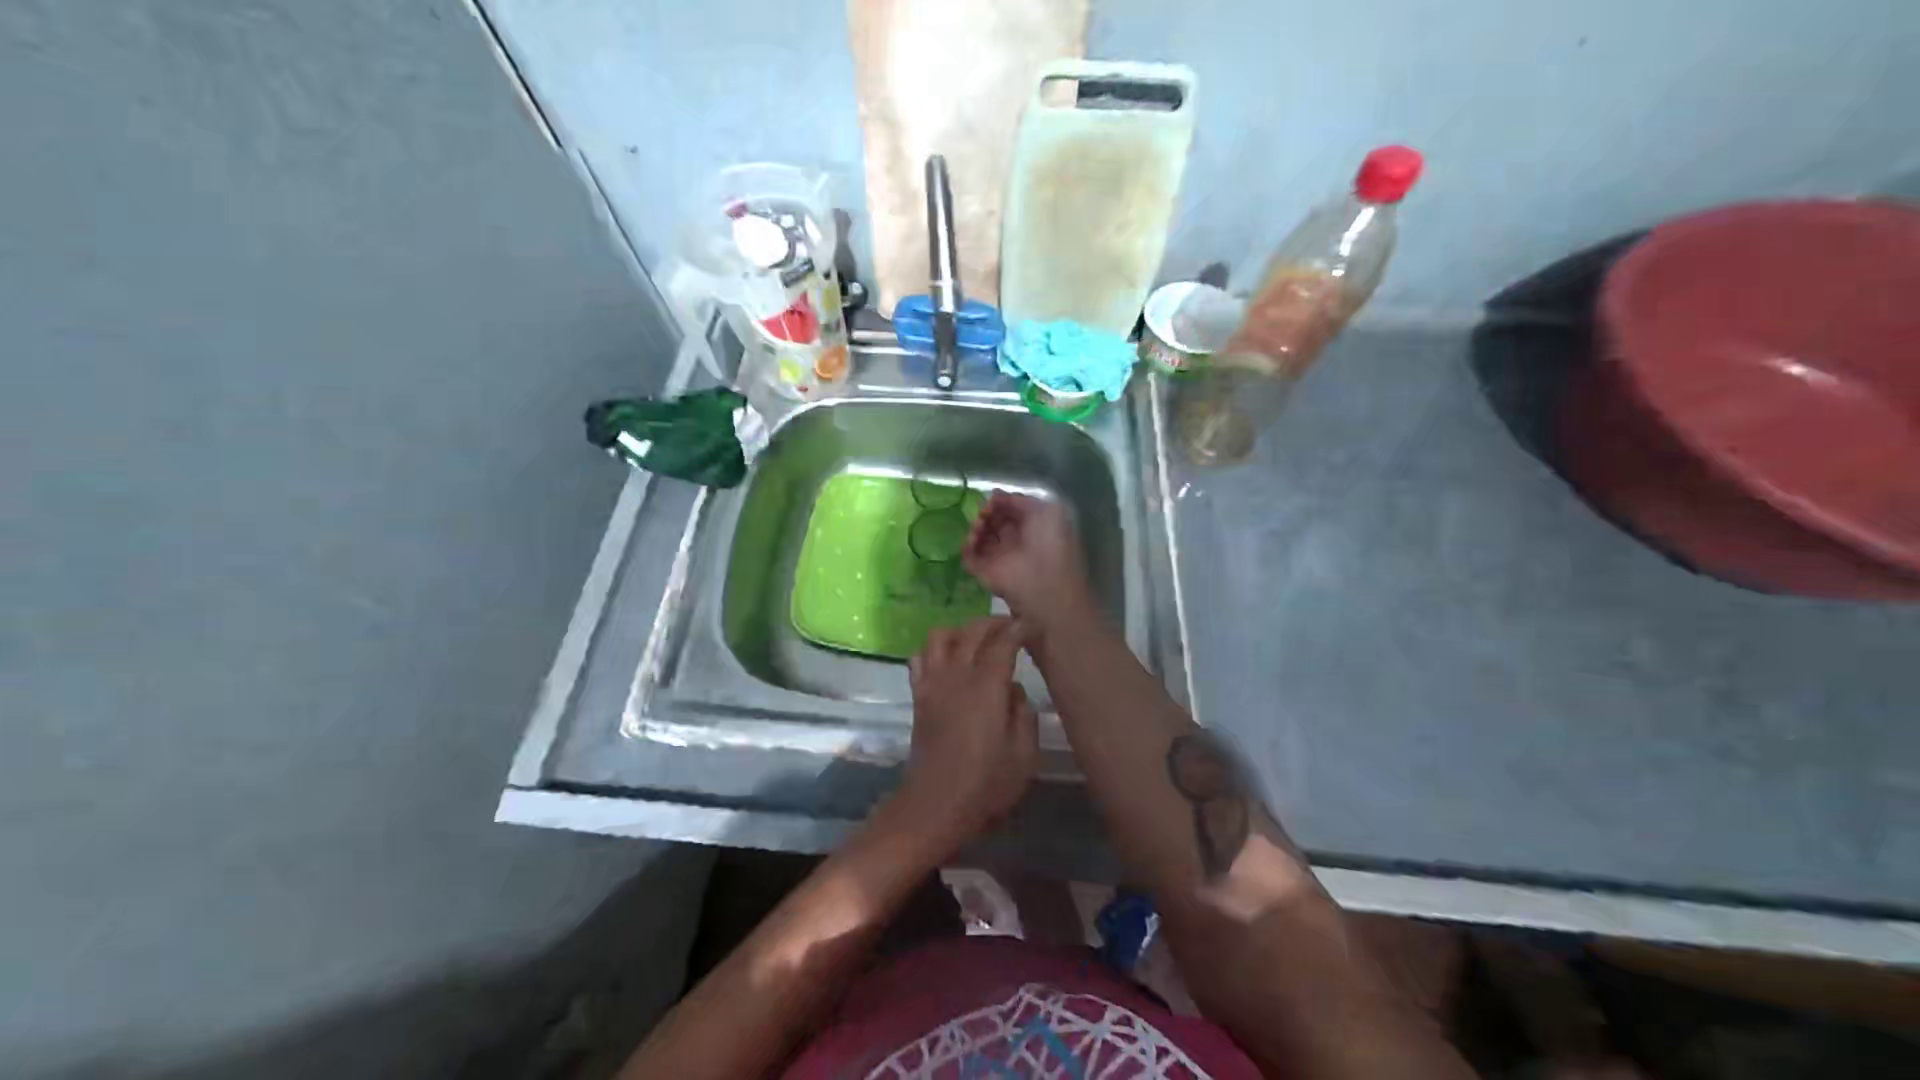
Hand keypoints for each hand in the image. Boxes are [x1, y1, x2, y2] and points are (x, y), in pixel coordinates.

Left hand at [892, 617, 1038, 849]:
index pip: (1003, 642)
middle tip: (1011, 627)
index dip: (1019, 629)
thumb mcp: (1024, 754)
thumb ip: (1024, 713)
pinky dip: (934, 650)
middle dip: (993, 623)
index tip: (1032, 625)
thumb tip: (1013, 689)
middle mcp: (956, 675)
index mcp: (986, 686)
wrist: (936, 805)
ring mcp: (932, 684)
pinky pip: (920, 657)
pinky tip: (948, 661)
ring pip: (940, 636)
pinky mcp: (918, 696)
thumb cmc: (986, 783)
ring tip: (977, 641)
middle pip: (971, 631)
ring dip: (961, 630)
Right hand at [962, 494, 1090, 621]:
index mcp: (1033, 527)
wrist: (1044, 584)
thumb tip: (997, 497)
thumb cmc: (1051, 545)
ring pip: (980, 537)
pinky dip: (967, 547)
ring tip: (979, 528)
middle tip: (985, 514)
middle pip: (993, 521)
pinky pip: (969, 556)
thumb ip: (1021, 500)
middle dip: (986, 513)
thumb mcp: (1048, 511)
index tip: (993, 500)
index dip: (1000, 503)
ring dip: (976, 528)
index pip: (1010, 510)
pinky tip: (972, 541)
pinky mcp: (985, 573)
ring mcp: (999, 558)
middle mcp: (1015, 541)